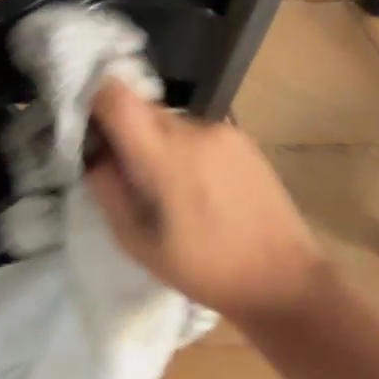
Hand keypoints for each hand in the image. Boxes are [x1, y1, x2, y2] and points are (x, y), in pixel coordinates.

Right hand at [83, 78, 325, 322]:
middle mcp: (190, 131)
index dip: (94, 101)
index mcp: (161, 157)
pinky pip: (194, 130)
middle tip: (129, 169)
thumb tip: (92, 152)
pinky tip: (200, 184)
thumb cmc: (204, 269)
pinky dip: (186, 148)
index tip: (91, 129)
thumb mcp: (135, 241)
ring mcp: (220, 131)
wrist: (287, 284)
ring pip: (166, 119)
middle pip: (138, 105)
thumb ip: (105, 187)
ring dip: (156, 140)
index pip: (113, 94)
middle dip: (125, 130)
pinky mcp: (242, 137)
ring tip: (170, 184)